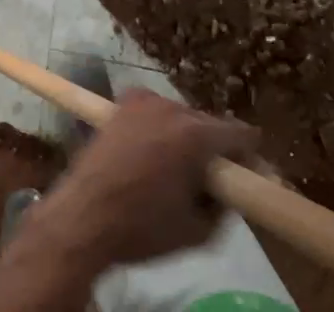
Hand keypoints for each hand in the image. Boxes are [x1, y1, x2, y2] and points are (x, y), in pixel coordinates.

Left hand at [26, 90, 258, 268]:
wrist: (83, 216)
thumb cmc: (142, 228)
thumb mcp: (199, 230)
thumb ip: (226, 206)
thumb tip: (232, 192)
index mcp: (196, 135)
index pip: (242, 134)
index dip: (250, 157)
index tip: (248, 176)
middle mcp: (172, 108)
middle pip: (210, 124)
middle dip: (215, 149)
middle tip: (211, 180)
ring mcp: (143, 101)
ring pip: (181, 117)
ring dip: (186, 137)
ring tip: (175, 169)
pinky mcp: (120, 105)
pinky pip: (154, 112)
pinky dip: (159, 127)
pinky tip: (151, 151)